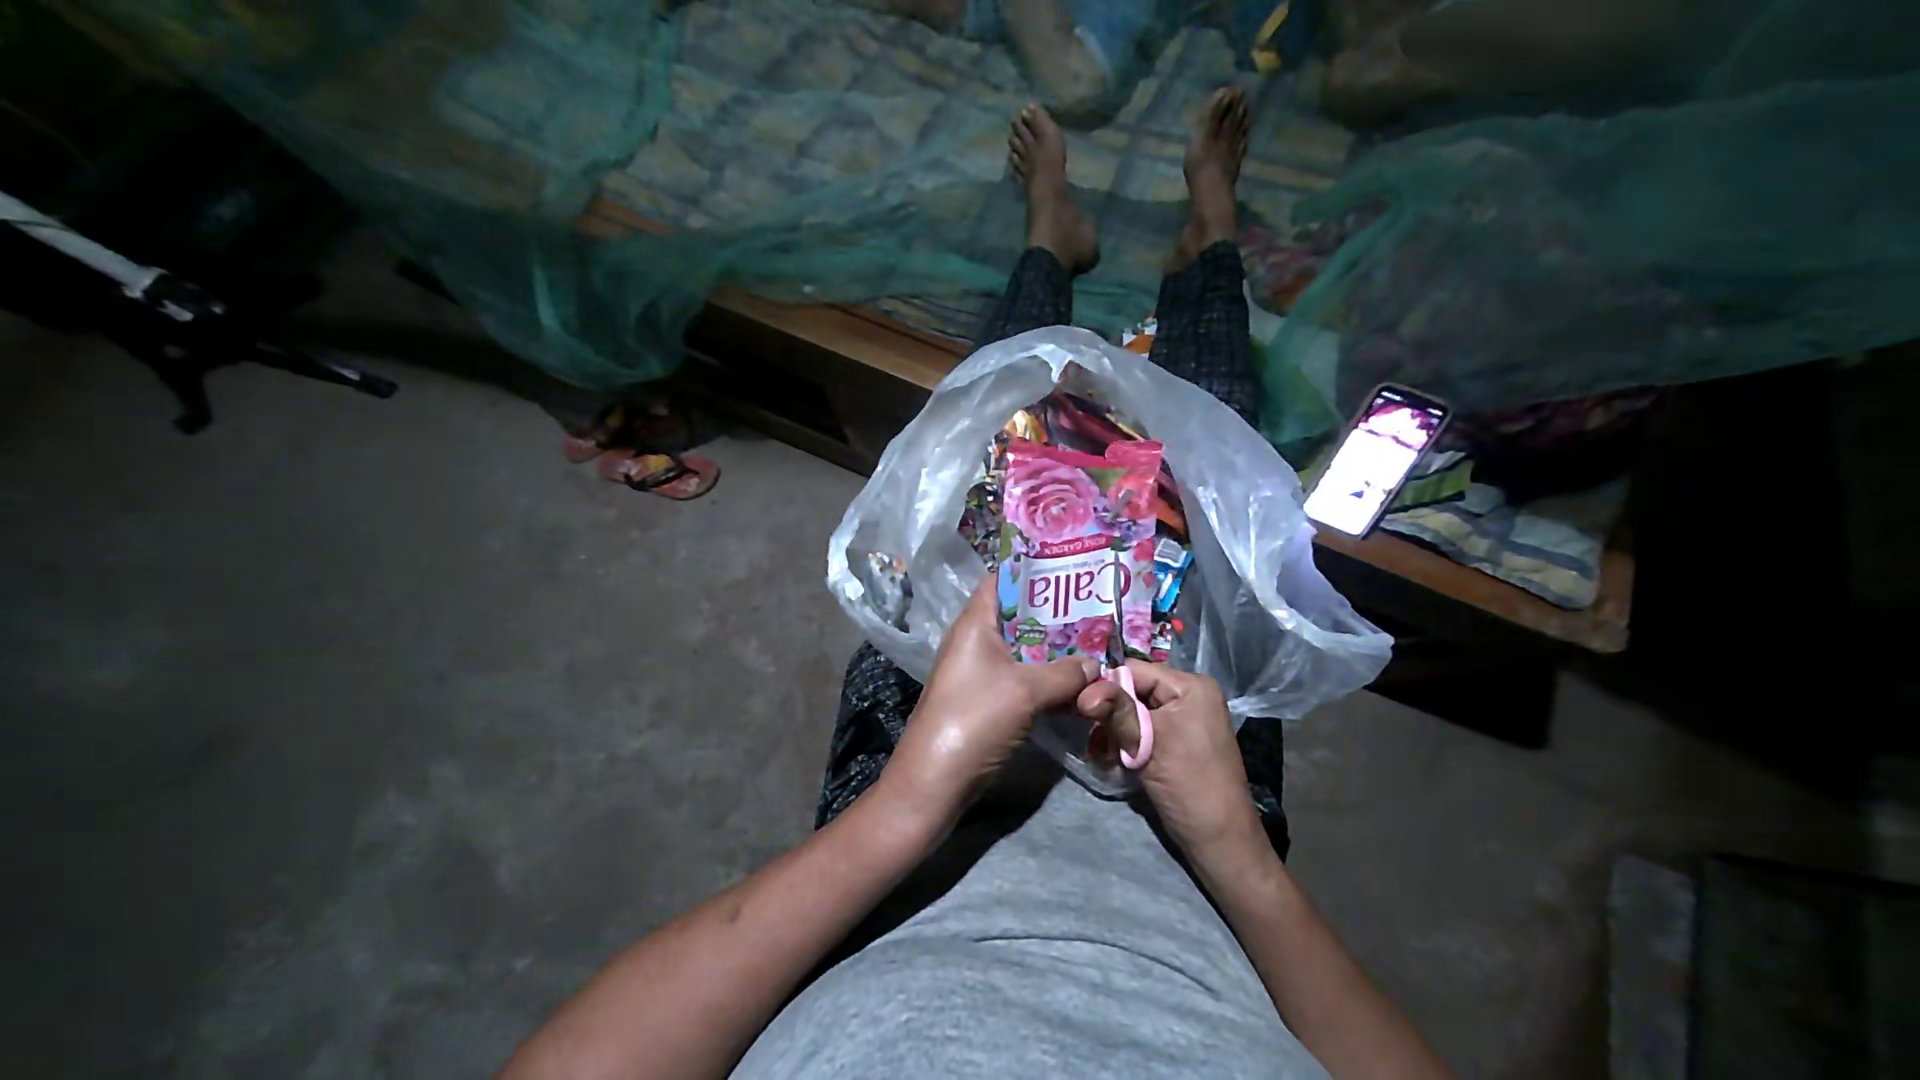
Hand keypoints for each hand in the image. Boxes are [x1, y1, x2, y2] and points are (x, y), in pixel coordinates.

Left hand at [877, 572, 1097, 836]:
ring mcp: (981, 672)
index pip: (1002, 579)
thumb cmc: (975, 719)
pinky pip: (1024, 679)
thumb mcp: (1026, 690)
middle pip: (1020, 616)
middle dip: (1057, 615)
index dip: (1034, 570)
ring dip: (1056, 652)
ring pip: (1025, 651)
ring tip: (1097, 644)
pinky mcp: (988, 700)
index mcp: (976, 623)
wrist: (935, 780)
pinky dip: (1048, 679)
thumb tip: (1095, 665)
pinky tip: (1079, 684)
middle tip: (1098, 611)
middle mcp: (976, 641)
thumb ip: (1066, 673)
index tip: (1074, 569)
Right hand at [1077, 662, 1257, 855]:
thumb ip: (1116, 711)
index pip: (1133, 670)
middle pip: (1133, 690)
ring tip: (1102, 755)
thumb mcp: (1148, 742)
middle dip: (1110, 714)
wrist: (1219, 839)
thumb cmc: (1188, 785)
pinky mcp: (1178, 739)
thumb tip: (1082, 690)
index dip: (1105, 688)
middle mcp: (1189, 694)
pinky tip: (1114, 760)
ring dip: (1114, 731)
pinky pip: (1144, 728)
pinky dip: (1127, 742)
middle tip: (1093, 741)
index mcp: (1190, 685)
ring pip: (1134, 711)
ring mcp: (1185, 718)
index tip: (1081, 713)